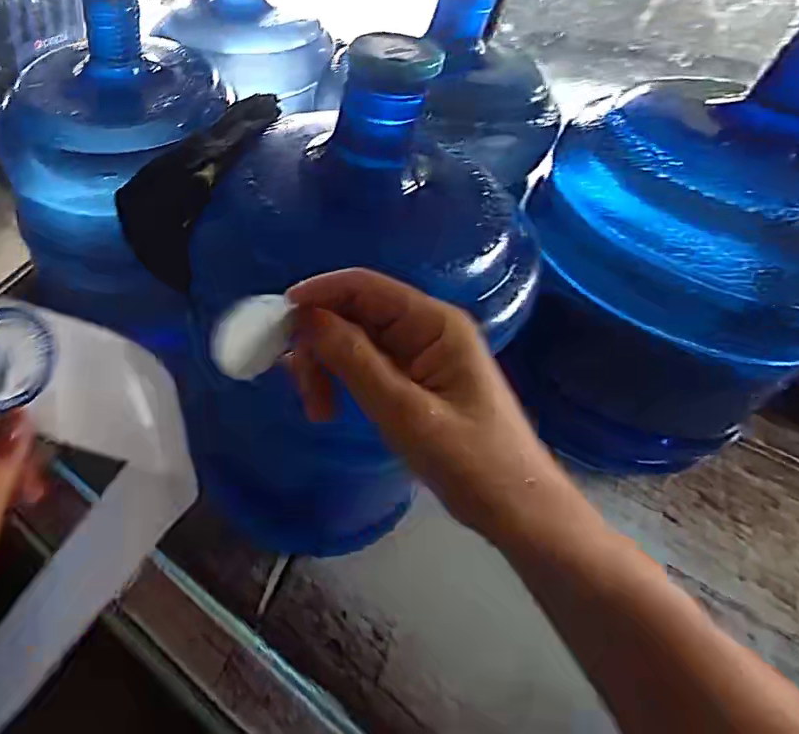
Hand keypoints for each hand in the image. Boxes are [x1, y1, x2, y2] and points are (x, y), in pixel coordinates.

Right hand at [284, 268, 572, 541]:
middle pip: (354, 313)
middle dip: (319, 342)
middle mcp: (425, 328)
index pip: (364, 287)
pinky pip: (364, 363)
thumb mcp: (405, 412)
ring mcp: (419, 353)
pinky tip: (327, 405)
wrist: (520, 513)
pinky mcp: (413, 378)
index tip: (279, 317)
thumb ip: (354, 359)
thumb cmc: (472, 463)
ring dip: (326, 366)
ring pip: (353, 340)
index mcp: (433, 323)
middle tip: (300, 388)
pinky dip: (340, 379)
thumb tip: (306, 317)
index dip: (318, 293)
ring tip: (317, 411)